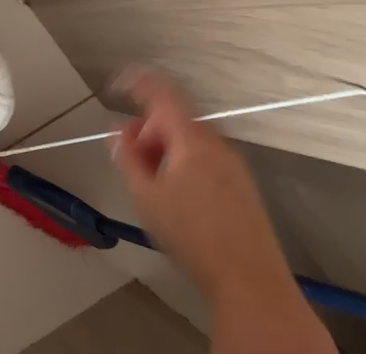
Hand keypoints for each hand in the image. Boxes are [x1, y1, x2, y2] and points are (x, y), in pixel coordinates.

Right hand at [110, 70, 332, 353]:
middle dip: (147, 129)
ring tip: (150, 180)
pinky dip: (183, 161)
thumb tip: (120, 132)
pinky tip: (175, 193)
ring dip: (164, 147)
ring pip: (190, 140)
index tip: (115, 87)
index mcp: (192, 140)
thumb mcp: (144, 195)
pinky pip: (205, 157)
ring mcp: (235, 165)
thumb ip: (127, 156)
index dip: (135, 83)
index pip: (161, 93)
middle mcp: (217, 144)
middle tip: (129, 155)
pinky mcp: (243, 185)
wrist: (250, 282)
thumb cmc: (191, 235)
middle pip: (175, 118)